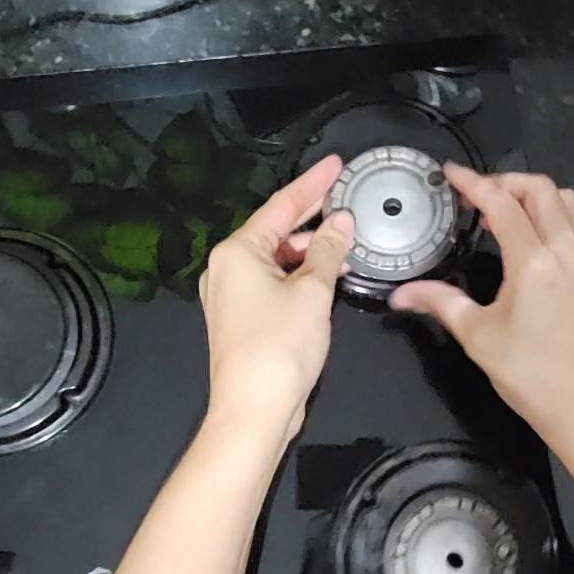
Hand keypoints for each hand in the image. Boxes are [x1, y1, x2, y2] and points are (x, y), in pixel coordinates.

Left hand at [198, 156, 355, 438]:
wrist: (254, 409)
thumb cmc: (281, 345)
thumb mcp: (313, 292)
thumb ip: (328, 251)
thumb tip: (341, 222)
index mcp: (237, 252)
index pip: (281, 206)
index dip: (313, 184)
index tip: (337, 164)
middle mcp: (226, 268)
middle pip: (275, 231)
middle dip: (313, 219)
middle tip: (347, 200)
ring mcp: (230, 295)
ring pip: (276, 260)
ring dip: (309, 252)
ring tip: (346, 243)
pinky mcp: (241, 319)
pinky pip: (273, 283)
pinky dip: (299, 275)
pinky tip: (326, 275)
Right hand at [390, 166, 573, 456]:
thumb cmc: (530, 375)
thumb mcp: (478, 337)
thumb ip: (439, 303)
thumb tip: (399, 295)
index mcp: (534, 261)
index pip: (503, 204)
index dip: (474, 183)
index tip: (449, 173)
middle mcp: (566, 251)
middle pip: (542, 190)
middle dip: (507, 181)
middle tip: (475, 195)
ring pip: (567, 204)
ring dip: (535, 195)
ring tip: (503, 211)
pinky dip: (551, 216)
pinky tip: (527, 240)